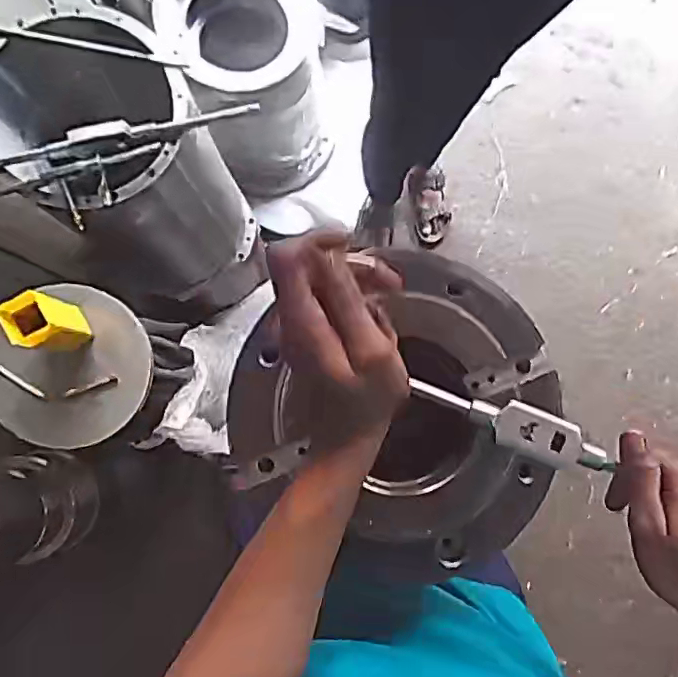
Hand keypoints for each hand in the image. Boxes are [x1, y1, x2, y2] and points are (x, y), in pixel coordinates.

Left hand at [268, 232, 408, 448]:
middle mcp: (291, 318)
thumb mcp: (373, 351)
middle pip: (309, 264)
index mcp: (302, 320)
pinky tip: (375, 314)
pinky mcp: (310, 331)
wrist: (349, 437)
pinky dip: (352, 297)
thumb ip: (348, 300)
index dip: (318, 240)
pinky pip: (326, 299)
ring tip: (389, 295)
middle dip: (350, 263)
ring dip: (356, 279)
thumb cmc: (367, 404)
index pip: (288, 255)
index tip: (352, 244)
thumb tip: (330, 256)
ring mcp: (298, 325)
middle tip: (388, 280)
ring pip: (320, 280)